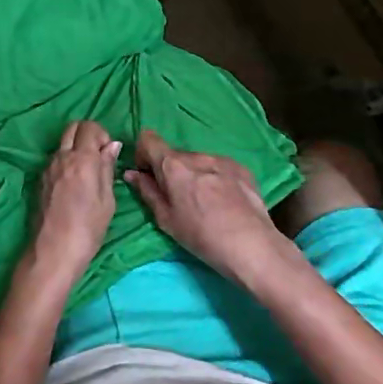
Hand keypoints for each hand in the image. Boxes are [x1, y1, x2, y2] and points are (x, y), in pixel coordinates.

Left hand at [30, 121, 120, 278]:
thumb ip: (107, 168)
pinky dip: (66, 160)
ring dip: (75, 147)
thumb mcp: (107, 200)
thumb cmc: (88, 229)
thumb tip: (112, 145)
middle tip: (98, 156)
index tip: (109, 154)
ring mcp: (48, 168)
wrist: (52, 252)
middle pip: (73, 127)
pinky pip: (55, 159)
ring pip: (62, 143)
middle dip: (88, 134)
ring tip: (87, 173)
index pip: (89, 127)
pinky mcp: (40, 180)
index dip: (102, 134)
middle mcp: (61, 157)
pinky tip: (74, 184)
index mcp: (81, 159)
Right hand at [123, 130, 296, 285]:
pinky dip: (215, 178)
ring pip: (198, 161)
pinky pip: (219, 167)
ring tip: (205, 203)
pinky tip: (224, 202)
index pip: (148, 139)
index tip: (148, 175)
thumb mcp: (166, 219)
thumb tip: (131, 174)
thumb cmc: (201, 236)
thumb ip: (147, 192)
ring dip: (194, 175)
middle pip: (175, 155)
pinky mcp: (241, 168)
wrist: (251, 245)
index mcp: (173, 165)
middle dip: (171, 171)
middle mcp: (197, 155)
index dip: (143, 154)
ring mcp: (222, 159)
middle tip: (177, 199)